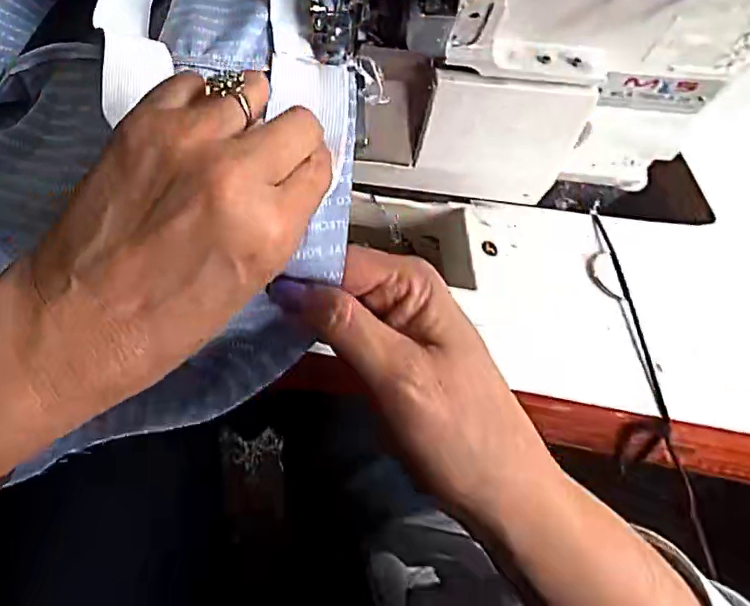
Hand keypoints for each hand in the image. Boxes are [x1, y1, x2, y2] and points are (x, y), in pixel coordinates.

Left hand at [0, 70, 332, 482]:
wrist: (71, 320)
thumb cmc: (163, 322)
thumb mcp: (250, 280)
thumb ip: (282, 218)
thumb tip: (294, 172)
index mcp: (270, 227)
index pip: (320, 163)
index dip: (305, 170)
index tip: (290, 175)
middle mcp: (237, 173)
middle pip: (299, 121)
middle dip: (287, 139)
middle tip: (260, 157)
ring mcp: (189, 139)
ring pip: (252, 87)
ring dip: (246, 113)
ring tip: (223, 138)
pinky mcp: (145, 121)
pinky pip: (195, 81)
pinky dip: (198, 99)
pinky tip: (186, 127)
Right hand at [275, 248, 701, 605]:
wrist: (502, 492)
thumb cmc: (466, 436)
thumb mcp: (402, 379)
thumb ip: (349, 327)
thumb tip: (295, 288)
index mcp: (413, 281)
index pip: (340, 258)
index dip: (297, 270)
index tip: (252, 281)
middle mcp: (402, 288)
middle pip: (334, 274)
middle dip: (295, 288)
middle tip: (247, 301)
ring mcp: (394, 317)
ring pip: (333, 300)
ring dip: (301, 309)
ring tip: (258, 316)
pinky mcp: (385, 344)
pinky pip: (341, 325)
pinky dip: (315, 331)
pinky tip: (286, 336)